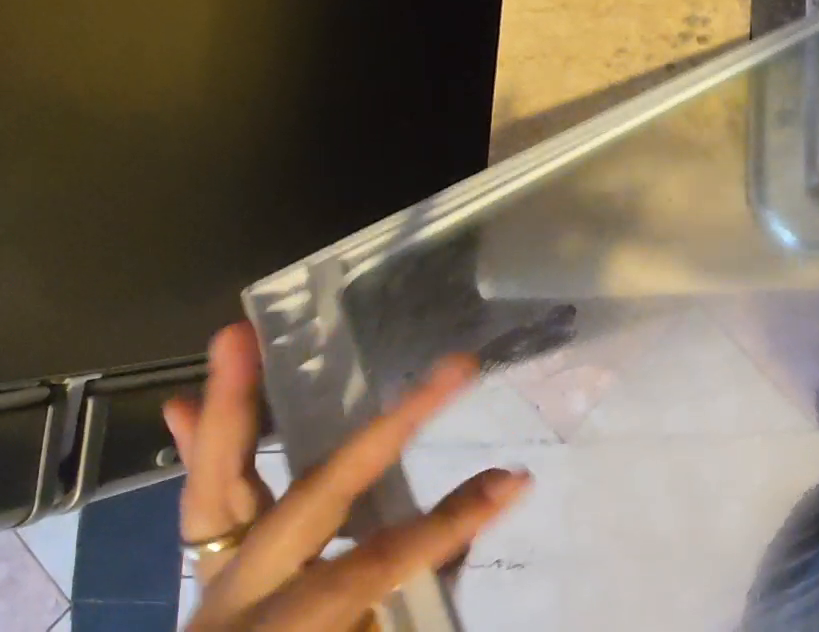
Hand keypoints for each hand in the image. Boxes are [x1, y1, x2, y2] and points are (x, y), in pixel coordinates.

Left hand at [164, 323, 529, 631]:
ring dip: (233, 410)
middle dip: (388, 430)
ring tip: (236, 338)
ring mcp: (221, 579)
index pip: (369, 564)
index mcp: (287, 625)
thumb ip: (434, 580)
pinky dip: (202, 450)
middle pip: (312, 499)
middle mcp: (242, 596)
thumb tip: (505, 489)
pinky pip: (206, 503)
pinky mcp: (216, 567)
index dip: (442, 526)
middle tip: (459, 366)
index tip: (512, 482)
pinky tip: (184, 402)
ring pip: (220, 487)